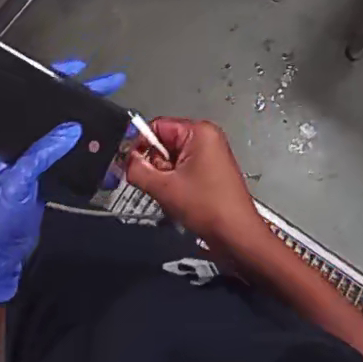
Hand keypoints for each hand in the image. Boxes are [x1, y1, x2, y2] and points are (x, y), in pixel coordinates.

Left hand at [0, 58, 124, 304]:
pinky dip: (92, 162)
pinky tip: (108, 162)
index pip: (35, 104)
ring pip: (70, 140)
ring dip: (93, 132)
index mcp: (11, 143)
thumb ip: (40, 156)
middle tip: (110, 88)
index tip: (79, 70)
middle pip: (58, 118)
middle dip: (84, 102)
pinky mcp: (50, 182)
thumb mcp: (14, 184)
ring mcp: (39, 165)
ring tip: (117, 124)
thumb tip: (68, 131)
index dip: (56, 82)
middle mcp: (26, 149)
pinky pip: (75, 164)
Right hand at [125, 117, 263, 243]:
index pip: (156, 126)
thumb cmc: (211, 208)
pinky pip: (181, 169)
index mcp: (199, 132)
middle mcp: (206, 138)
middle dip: (155, 165)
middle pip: (163, 142)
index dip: (140, 145)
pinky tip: (180, 198)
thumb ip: (137, 170)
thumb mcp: (163, 187)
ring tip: (173, 193)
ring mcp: (210, 155)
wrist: (236, 235)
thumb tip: (126, 160)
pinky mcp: (209, 171)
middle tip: (159, 184)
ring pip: (171, 158)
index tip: (131, 163)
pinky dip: (174, 183)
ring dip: (164, 177)